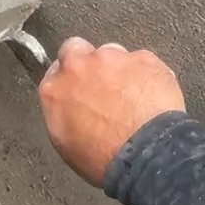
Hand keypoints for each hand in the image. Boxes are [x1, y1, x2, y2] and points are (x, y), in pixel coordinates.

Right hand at [38, 38, 185, 186]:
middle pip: (75, 49)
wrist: (143, 154)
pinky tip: (150, 96)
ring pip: (112, 53)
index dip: (68, 81)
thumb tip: (67, 106)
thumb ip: (59, 112)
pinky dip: (146, 74)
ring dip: (117, 69)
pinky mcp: (142, 58)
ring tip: (131, 96)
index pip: (54, 72)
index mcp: (54, 90)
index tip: (77, 90)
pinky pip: (142, 61)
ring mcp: (111, 59)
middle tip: (100, 84)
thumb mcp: (64, 142)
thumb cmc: (104, 155)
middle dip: (85, 61)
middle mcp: (77, 67)